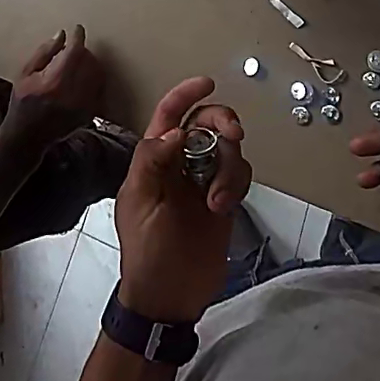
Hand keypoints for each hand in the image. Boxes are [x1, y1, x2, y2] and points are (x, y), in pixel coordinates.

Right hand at [6, 25, 102, 144]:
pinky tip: (82, 78)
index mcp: (55, 81)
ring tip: (76, 63)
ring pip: (98, 72)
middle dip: (82, 50)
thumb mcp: (25, 74)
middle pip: (89, 59)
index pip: (75, 51)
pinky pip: (100, 86)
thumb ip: (45, 52)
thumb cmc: (23, 102)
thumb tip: (62, 34)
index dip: (78, 36)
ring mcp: (85, 104)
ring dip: (90, 62)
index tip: (78, 29)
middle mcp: (73, 92)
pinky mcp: (92, 112)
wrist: (28, 135)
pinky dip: (94, 78)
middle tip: (72, 50)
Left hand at [114, 77, 251, 322]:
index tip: (207, 83)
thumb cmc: (146, 252)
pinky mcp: (224, 196)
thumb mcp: (140, 204)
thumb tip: (177, 130)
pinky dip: (237, 184)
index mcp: (154, 160)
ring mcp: (204, 180)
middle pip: (207, 125)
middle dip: (222, 123)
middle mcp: (181, 163)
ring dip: (229, 166)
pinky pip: (239, 173)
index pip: (168, 116)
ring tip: (218, 198)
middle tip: (234, 135)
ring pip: (228, 149)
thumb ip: (152, 161)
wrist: (170, 297)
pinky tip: (224, 206)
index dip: (185, 95)